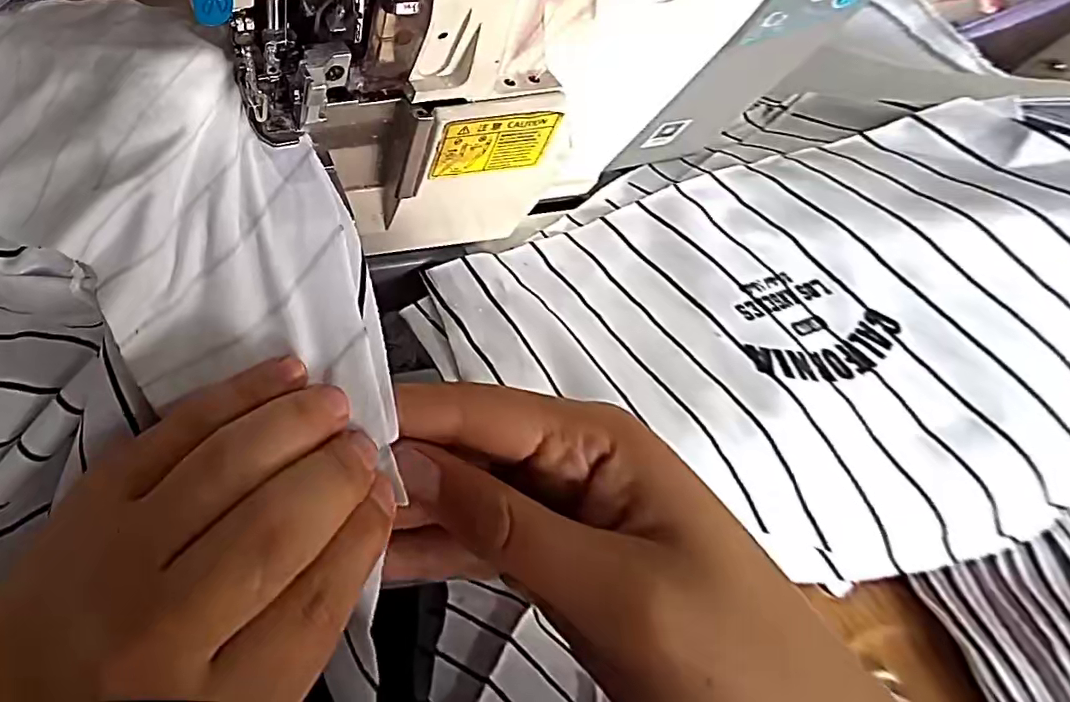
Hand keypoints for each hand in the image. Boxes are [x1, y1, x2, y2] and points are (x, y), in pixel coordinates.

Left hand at [0, 357, 394, 701]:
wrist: (13, 687)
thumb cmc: (130, 698)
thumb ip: (289, 631)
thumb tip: (351, 527)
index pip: (312, 605)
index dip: (359, 536)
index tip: (382, 494)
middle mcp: (164, 630)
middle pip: (276, 529)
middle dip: (335, 473)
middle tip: (364, 443)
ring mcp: (122, 550)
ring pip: (230, 465)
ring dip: (294, 422)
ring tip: (334, 404)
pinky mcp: (97, 491)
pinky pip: (180, 427)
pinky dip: (237, 394)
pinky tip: (280, 378)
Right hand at [390, 383, 887, 701]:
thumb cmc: (738, 660)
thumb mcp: (619, 592)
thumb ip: (507, 521)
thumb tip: (409, 461)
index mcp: (595, 440)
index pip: (479, 409)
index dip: (411, 413)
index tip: (341, 422)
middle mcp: (569, 458)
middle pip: (463, 448)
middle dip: (400, 464)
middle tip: (330, 483)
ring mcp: (557, 508)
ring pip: (462, 494)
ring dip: (408, 511)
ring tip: (344, 524)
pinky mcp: (551, 554)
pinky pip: (478, 538)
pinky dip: (434, 549)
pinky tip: (385, 559)